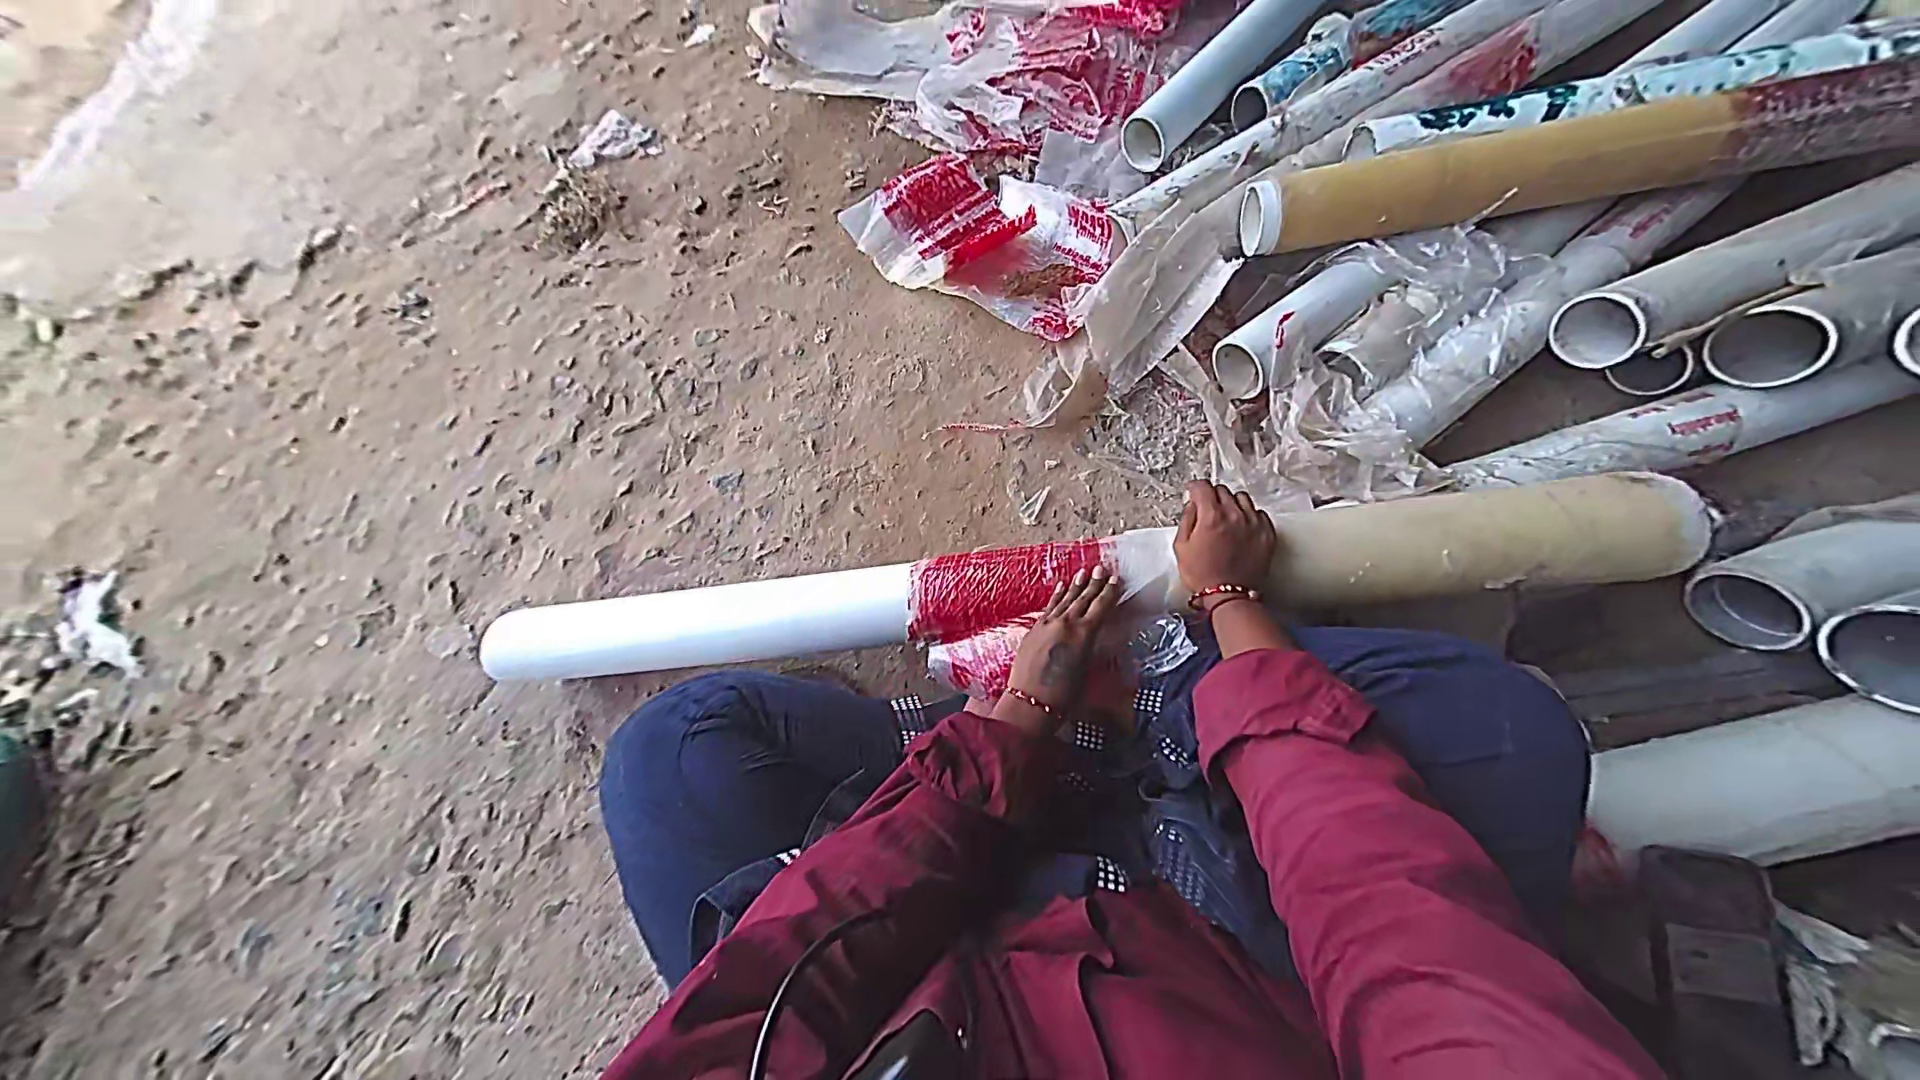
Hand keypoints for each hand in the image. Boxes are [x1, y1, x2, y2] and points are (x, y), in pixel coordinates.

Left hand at [992, 567, 1122, 736]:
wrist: (1030, 703)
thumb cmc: (1065, 696)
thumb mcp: (1087, 672)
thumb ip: (1092, 651)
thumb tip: (1097, 641)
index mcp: (1084, 634)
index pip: (1100, 607)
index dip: (1109, 593)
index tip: (1116, 580)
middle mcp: (1066, 624)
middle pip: (1083, 599)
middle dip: (1094, 583)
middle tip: (1101, 568)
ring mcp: (1047, 624)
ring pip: (1065, 600)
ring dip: (1075, 586)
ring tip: (1083, 573)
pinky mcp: (1034, 629)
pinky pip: (1049, 607)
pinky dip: (1056, 596)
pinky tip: (1060, 587)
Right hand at [1175, 482, 1276, 601]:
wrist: (1229, 595)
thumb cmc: (1203, 574)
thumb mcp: (1181, 547)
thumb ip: (1186, 520)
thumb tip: (1192, 505)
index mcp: (1211, 516)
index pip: (1203, 487)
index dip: (1194, 487)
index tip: (1193, 490)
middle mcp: (1235, 515)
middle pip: (1222, 491)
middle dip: (1211, 496)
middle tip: (1207, 509)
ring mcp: (1254, 523)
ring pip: (1242, 498)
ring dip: (1231, 503)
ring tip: (1226, 517)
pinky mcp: (1267, 534)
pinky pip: (1259, 513)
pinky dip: (1249, 515)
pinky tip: (1241, 526)